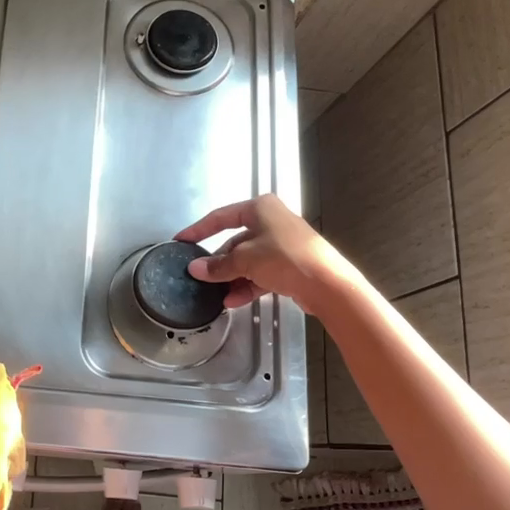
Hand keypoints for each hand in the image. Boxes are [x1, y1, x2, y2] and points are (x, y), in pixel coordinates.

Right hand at [176, 194, 354, 313]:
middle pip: (235, 241)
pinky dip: (247, 285)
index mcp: (260, 208)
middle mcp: (271, 221)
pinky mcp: (289, 265)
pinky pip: (261, 273)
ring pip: (248, 260)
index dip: (198, 230)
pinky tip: (233, 301)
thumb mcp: (245, 260)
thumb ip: (218, 265)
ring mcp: (282, 244)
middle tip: (201, 277)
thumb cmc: (285, 258)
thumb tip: (195, 269)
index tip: (180, 241)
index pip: (220, 217)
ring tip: (216, 294)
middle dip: (219, 262)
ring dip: (232, 278)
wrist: (328, 284)